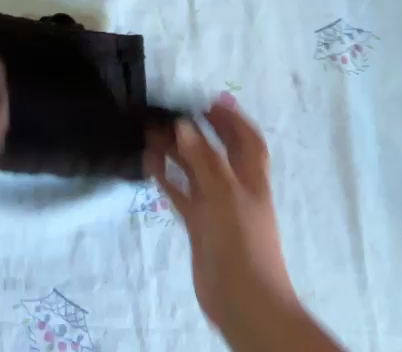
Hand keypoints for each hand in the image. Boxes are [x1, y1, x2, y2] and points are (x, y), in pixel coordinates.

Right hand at [148, 105, 335, 348]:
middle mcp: (235, 189)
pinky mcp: (199, 226)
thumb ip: (203, 158)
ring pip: (195, 171)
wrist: (243, 301)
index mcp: (251, 179)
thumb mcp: (225, 193)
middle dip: (197, 132)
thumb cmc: (242, 242)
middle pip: (217, 152)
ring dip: (177, 152)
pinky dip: (167, 178)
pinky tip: (150, 165)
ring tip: (152, 133)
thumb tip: (183, 124)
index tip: (208, 101)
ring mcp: (216, 208)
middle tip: (169, 113)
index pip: (247, 140)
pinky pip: (181, 194)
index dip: (232, 120)